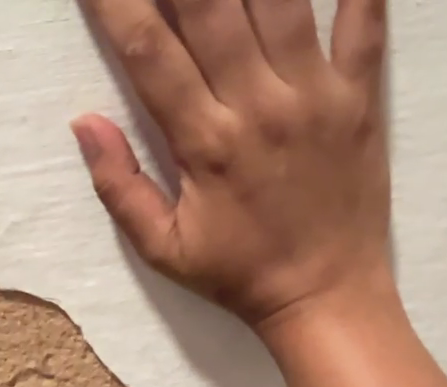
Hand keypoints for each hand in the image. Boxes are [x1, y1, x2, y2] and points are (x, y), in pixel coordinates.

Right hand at [73, 0, 394, 334]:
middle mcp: (257, 105)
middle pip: (208, 5)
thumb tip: (83, 122)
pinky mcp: (360, 94)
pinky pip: (364, 16)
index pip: (147, 52)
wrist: (325, 296)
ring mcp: (314, 93)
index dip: (116, 1)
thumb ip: (121, 188)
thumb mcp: (164, 251)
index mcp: (205, 144)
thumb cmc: (239, 275)